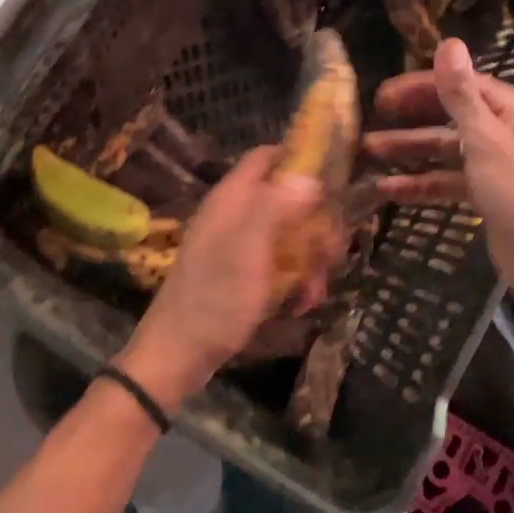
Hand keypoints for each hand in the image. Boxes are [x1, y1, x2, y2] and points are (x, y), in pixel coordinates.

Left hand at [116, 147, 322, 411]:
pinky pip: (278, 263)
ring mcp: (237, 245)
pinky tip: (301, 304)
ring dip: (309, 259)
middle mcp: (235, 214)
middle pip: (286, 198)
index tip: (335, 183)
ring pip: (288, 234)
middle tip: (332, 254)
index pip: (267, 156)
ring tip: (315, 291)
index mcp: (232, 199)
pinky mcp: (240, 273)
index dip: (301, 160)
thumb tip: (309, 174)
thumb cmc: (214, 300)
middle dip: (316, 224)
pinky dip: (295, 280)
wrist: (178, 356)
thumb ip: (274, 208)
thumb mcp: (248, 251)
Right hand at [363, 39, 513, 301]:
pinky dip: (421, 183)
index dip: (420, 86)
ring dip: (409, 150)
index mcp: (510, 110)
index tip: (382, 95)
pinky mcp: (488, 196)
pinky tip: (389, 188)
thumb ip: (462, 93)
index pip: (460, 85)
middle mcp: (503, 132)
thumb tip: (449, 42)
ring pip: (445, 149)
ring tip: (368, 152)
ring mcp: (495, 165)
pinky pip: (448, 181)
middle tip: (370, 118)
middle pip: (449, 116)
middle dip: (410, 118)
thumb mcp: (486, 138)